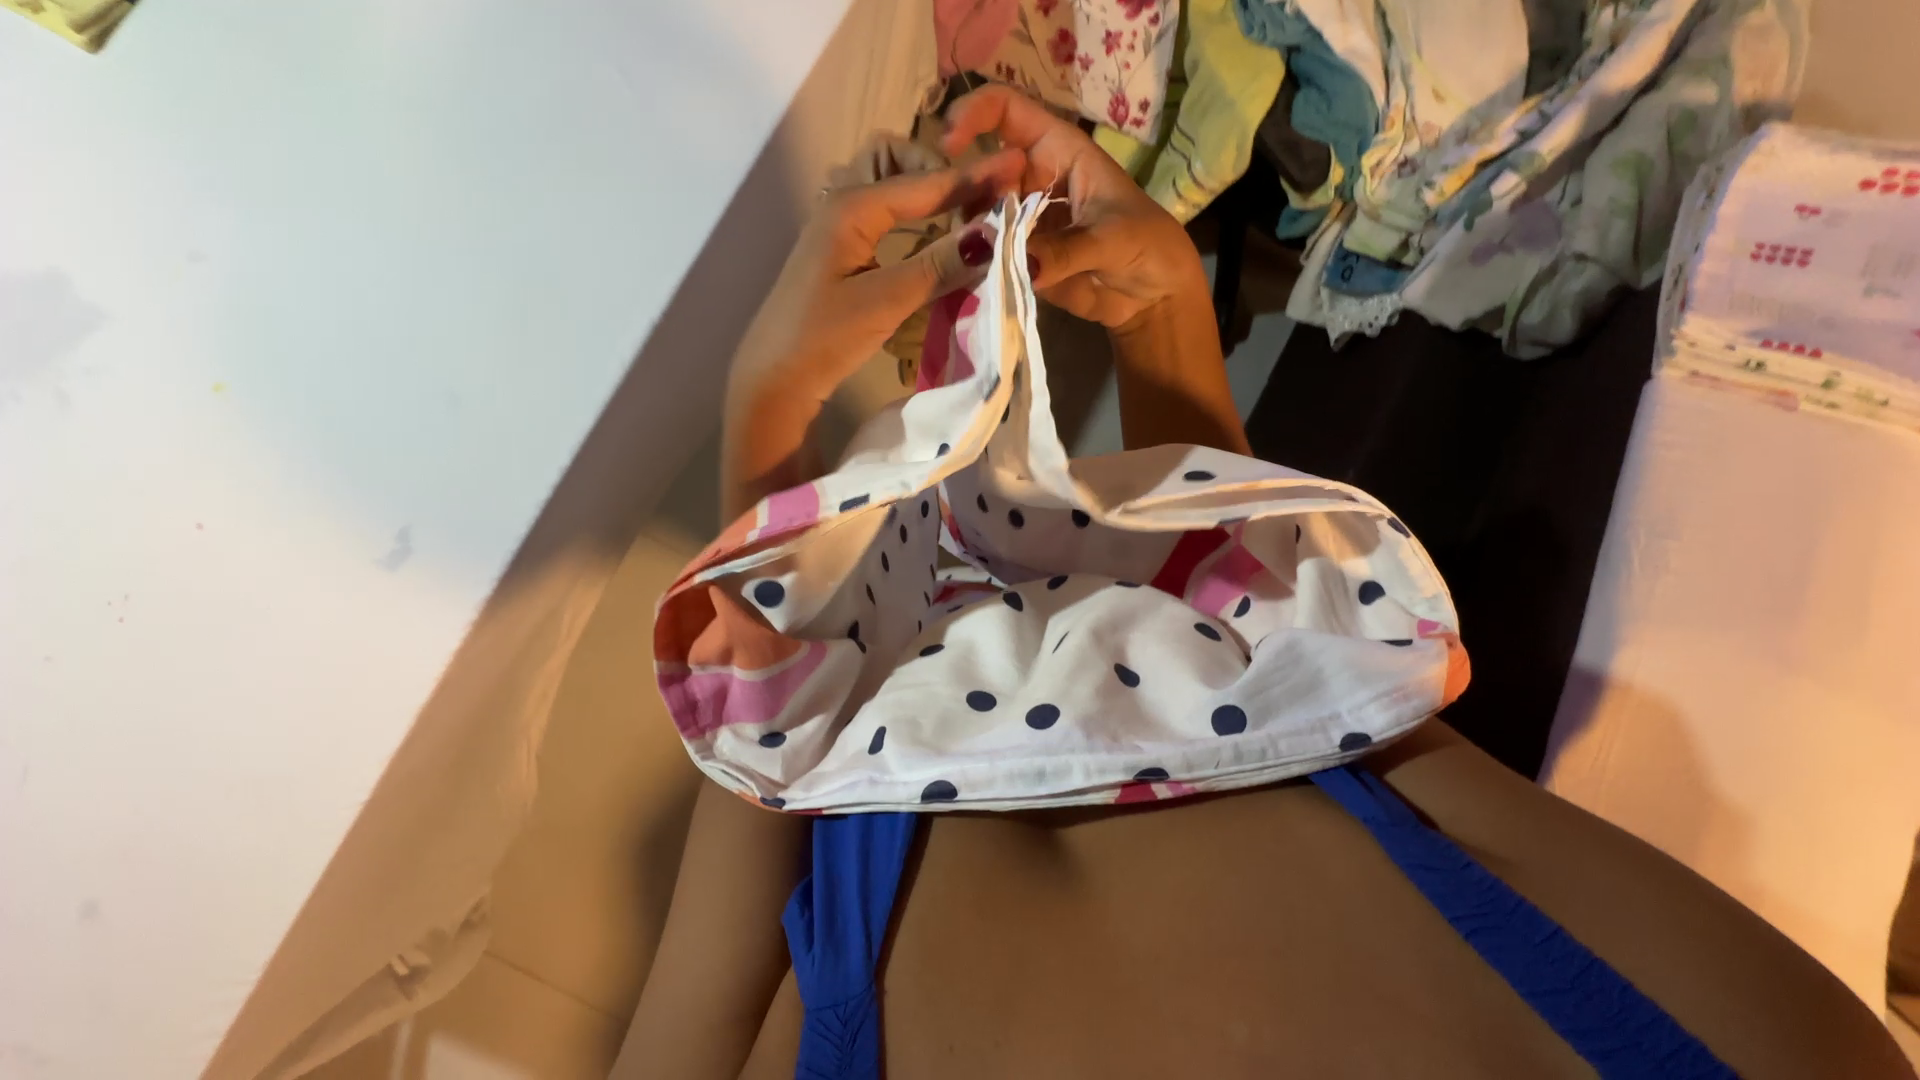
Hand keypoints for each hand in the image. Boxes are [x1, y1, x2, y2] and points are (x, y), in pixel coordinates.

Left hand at [726, 146, 1024, 413]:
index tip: (1017, 169)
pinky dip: (911, 216)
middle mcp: (842, 204)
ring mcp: (838, 228)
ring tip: (963, 213)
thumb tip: (994, 234)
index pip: (924, 182)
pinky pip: (882, 215)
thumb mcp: (886, 301)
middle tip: (977, 198)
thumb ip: (940, 265)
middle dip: (939, 170)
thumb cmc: (823, 338)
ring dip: (924, 191)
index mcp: (851, 207)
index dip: (974, 177)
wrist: (774, 377)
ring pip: (887, 186)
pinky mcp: (839, 253)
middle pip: (897, 161)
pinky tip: (930, 239)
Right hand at [940, 85, 1208, 330]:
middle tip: (979, 225)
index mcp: (1058, 150)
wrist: (1154, 296)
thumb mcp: (1114, 239)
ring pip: (976, 216)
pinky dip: (980, 267)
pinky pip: (987, 258)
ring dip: (972, 233)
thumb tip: (1024, 263)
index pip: (1007, 112)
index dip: (975, 115)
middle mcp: (1031, 181)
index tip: (950, 143)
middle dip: (968, 189)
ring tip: (987, 256)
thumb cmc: (1146, 245)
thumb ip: (1068, 250)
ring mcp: (1020, 222)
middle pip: (981, 169)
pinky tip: (984, 277)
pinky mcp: (1017, 261)